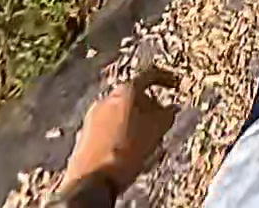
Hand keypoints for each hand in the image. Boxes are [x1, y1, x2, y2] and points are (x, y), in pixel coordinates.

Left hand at [59, 67, 179, 194]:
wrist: (91, 182)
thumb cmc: (127, 150)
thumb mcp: (156, 130)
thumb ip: (167, 114)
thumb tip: (172, 108)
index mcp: (126, 89)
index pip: (150, 75)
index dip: (166, 79)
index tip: (175, 85)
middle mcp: (107, 97)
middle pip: (134, 95)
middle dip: (148, 106)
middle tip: (159, 120)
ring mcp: (93, 116)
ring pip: (120, 112)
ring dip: (134, 121)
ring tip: (144, 139)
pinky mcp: (84, 136)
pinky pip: (108, 127)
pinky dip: (120, 133)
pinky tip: (126, 149)